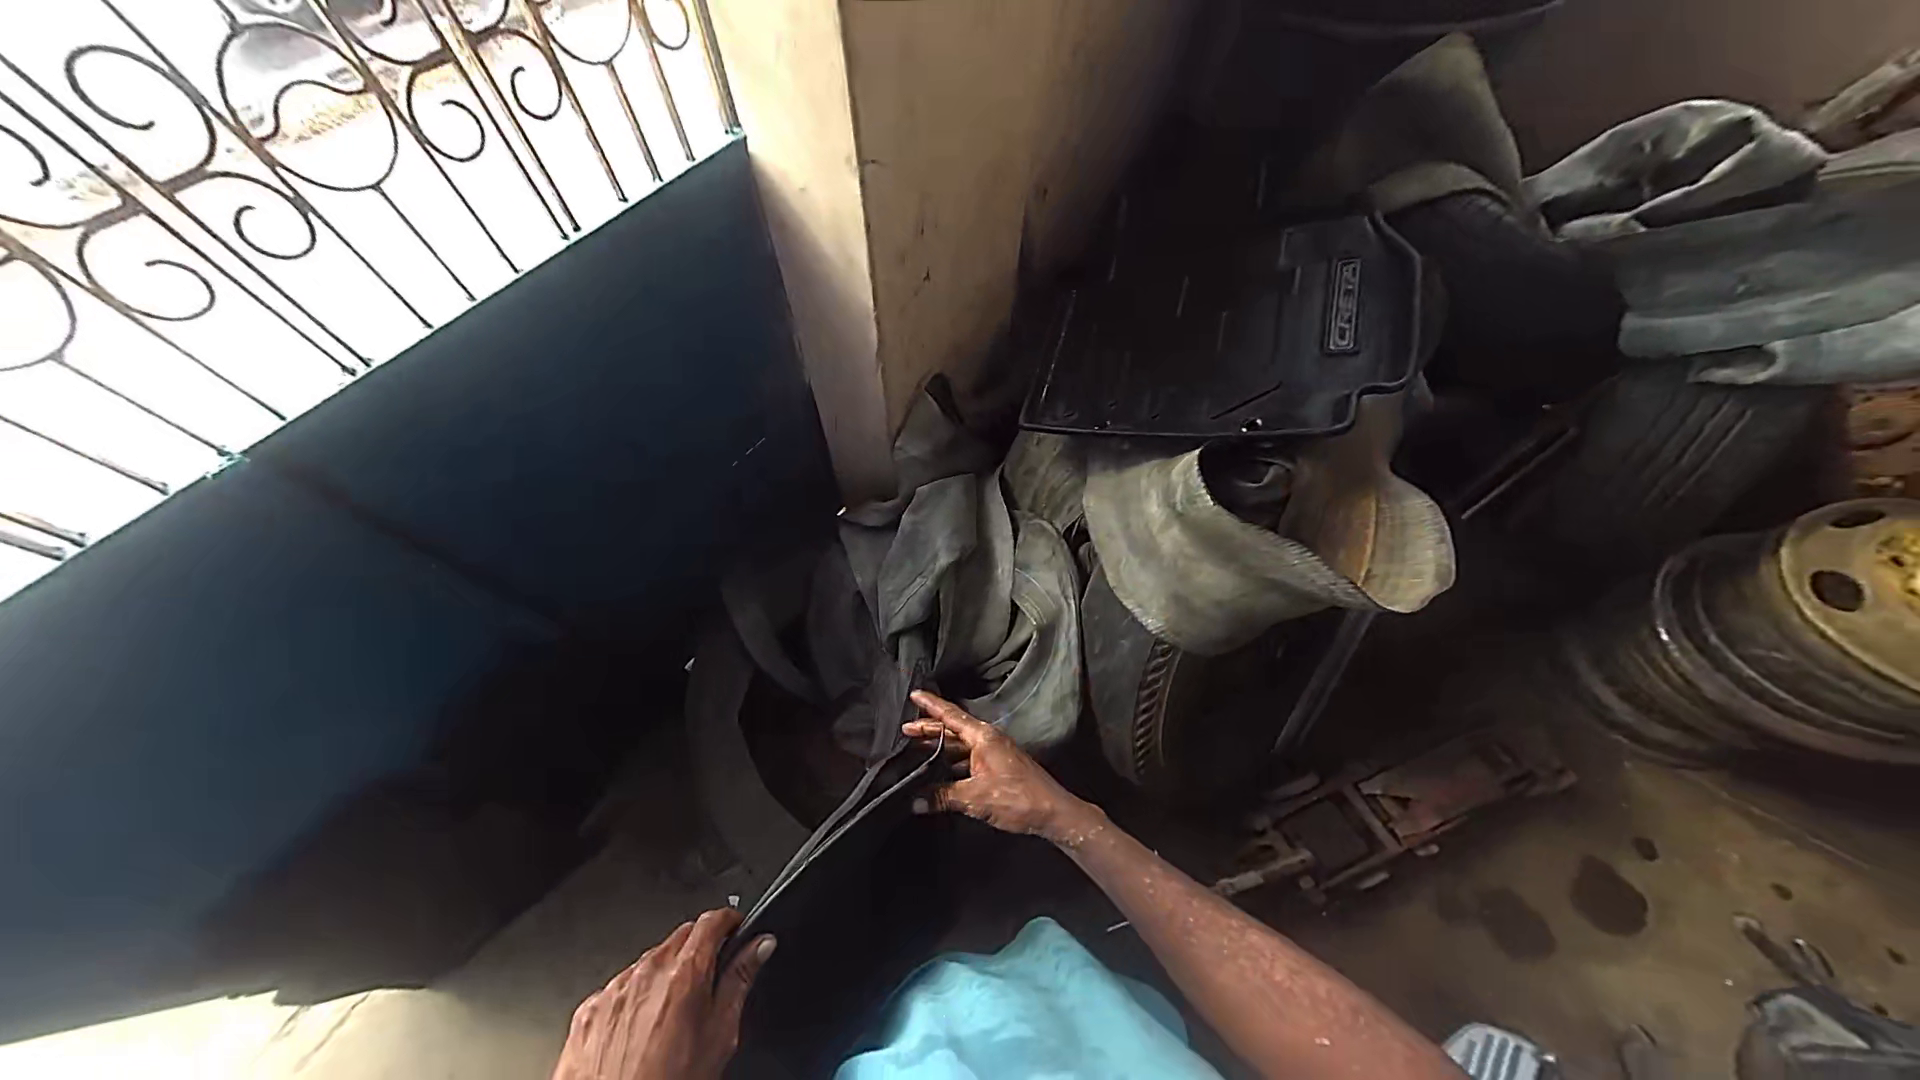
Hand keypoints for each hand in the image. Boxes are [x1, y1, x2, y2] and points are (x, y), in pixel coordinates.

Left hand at [550, 907, 775, 1079]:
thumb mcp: (720, 1035)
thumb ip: (741, 979)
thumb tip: (761, 946)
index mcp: (685, 973)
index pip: (712, 920)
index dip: (729, 921)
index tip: (735, 929)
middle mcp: (647, 972)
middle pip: (681, 937)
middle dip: (699, 948)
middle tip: (707, 981)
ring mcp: (614, 990)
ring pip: (650, 961)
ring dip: (665, 974)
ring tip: (670, 1018)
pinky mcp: (589, 1011)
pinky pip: (619, 988)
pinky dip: (633, 998)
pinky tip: (638, 1033)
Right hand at [902, 690, 1103, 846]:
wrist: (1052, 813)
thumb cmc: (1019, 799)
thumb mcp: (975, 797)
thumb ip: (942, 796)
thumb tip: (916, 801)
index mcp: (983, 737)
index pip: (951, 715)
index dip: (931, 705)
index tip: (915, 694)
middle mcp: (988, 740)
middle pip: (953, 730)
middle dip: (929, 728)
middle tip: (906, 729)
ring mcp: (994, 753)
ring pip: (960, 746)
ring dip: (939, 748)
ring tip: (917, 751)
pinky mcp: (997, 768)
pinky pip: (968, 760)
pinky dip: (952, 763)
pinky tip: (940, 774)